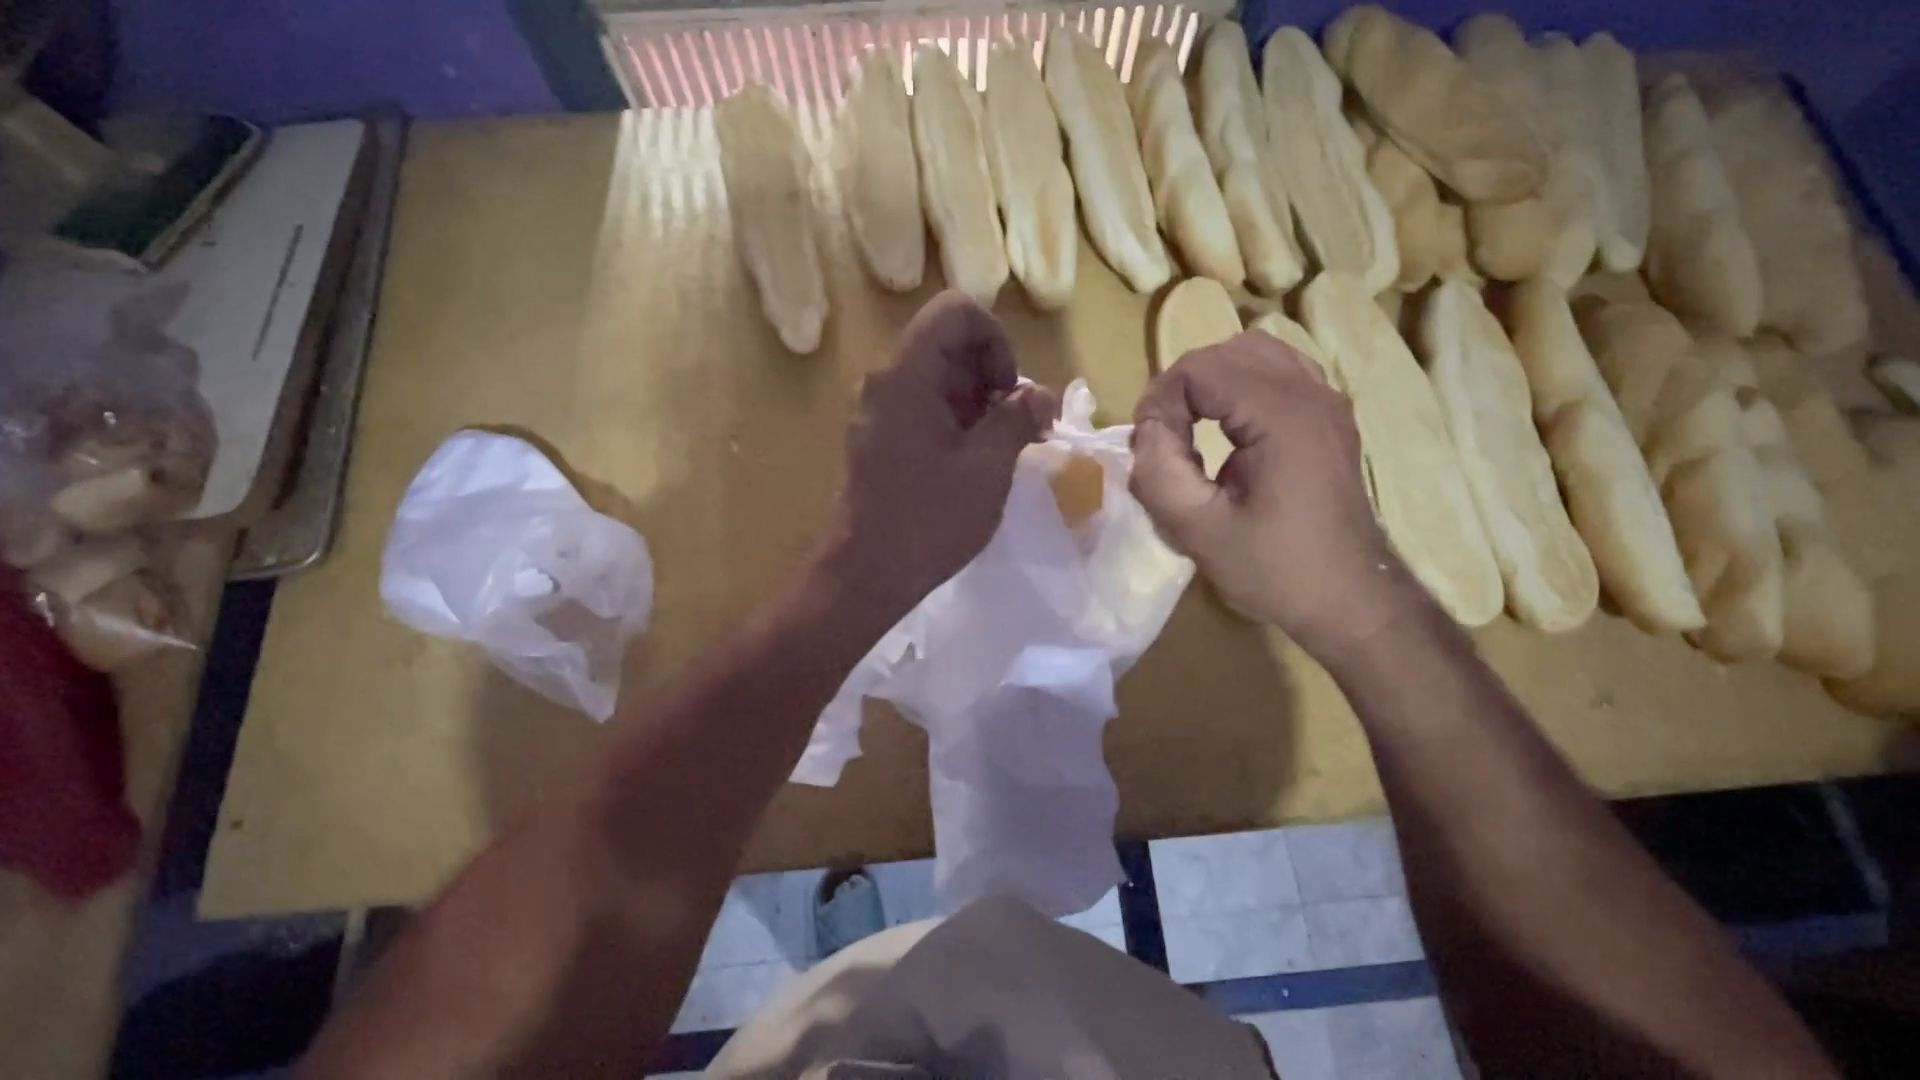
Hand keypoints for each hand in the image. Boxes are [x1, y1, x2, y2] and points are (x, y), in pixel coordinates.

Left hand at [832, 292, 1058, 606]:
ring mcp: (879, 409)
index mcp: (906, 374)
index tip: (1009, 392)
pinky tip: (977, 461)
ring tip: (1005, 448)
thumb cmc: (929, 520)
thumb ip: (1017, 418)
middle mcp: (885, 380)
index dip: (996, 340)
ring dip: (980, 401)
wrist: (867, 574)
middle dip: (994, 375)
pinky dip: (958, 420)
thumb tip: (1039, 396)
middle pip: (949, 344)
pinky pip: (924, 405)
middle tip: (1019, 426)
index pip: (957, 312)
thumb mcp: (988, 467)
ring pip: (939, 377)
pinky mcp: (879, 436)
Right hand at [1130, 330, 1425, 657]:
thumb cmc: (1276, 570)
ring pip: (1254, 351)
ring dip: (1211, 382)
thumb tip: (1147, 428)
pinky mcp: (1330, 416)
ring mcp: (1327, 400)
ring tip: (1191, 428)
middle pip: (1225, 351)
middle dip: (1181, 387)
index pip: (1199, 369)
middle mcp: (1311, 392)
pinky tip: (1230, 428)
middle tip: (1163, 440)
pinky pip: (1279, 370)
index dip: (1160, 401)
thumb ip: (1159, 472)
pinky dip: (1242, 385)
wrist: (1350, 599)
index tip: (1149, 448)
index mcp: (1282, 415)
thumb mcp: (1199, 532)